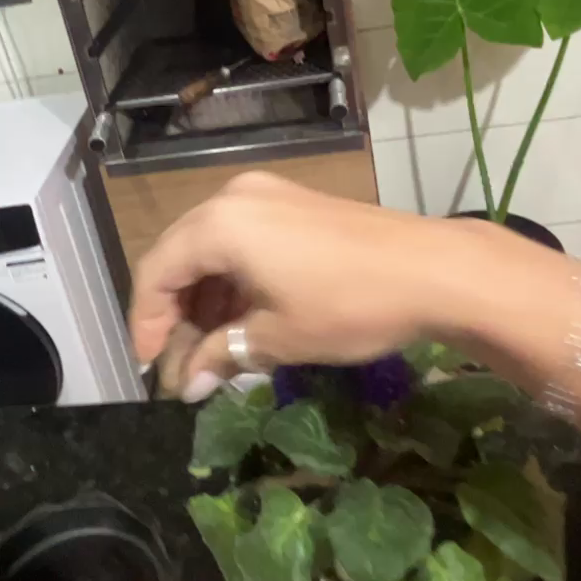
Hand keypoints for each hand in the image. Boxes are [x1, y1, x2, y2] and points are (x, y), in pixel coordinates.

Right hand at [129, 172, 566, 399]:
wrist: (433, 268)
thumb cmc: (348, 304)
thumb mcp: (279, 337)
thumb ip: (222, 355)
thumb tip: (188, 386)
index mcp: (220, 224)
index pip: (158, 271)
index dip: (147, 323)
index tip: (151, 369)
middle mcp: (234, 197)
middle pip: (181, 255)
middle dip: (176, 313)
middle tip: (182, 365)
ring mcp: (267, 194)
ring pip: (213, 247)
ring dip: (207, 298)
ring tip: (214, 350)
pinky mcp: (293, 202)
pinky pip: (243, 238)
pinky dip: (234, 278)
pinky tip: (243, 316)